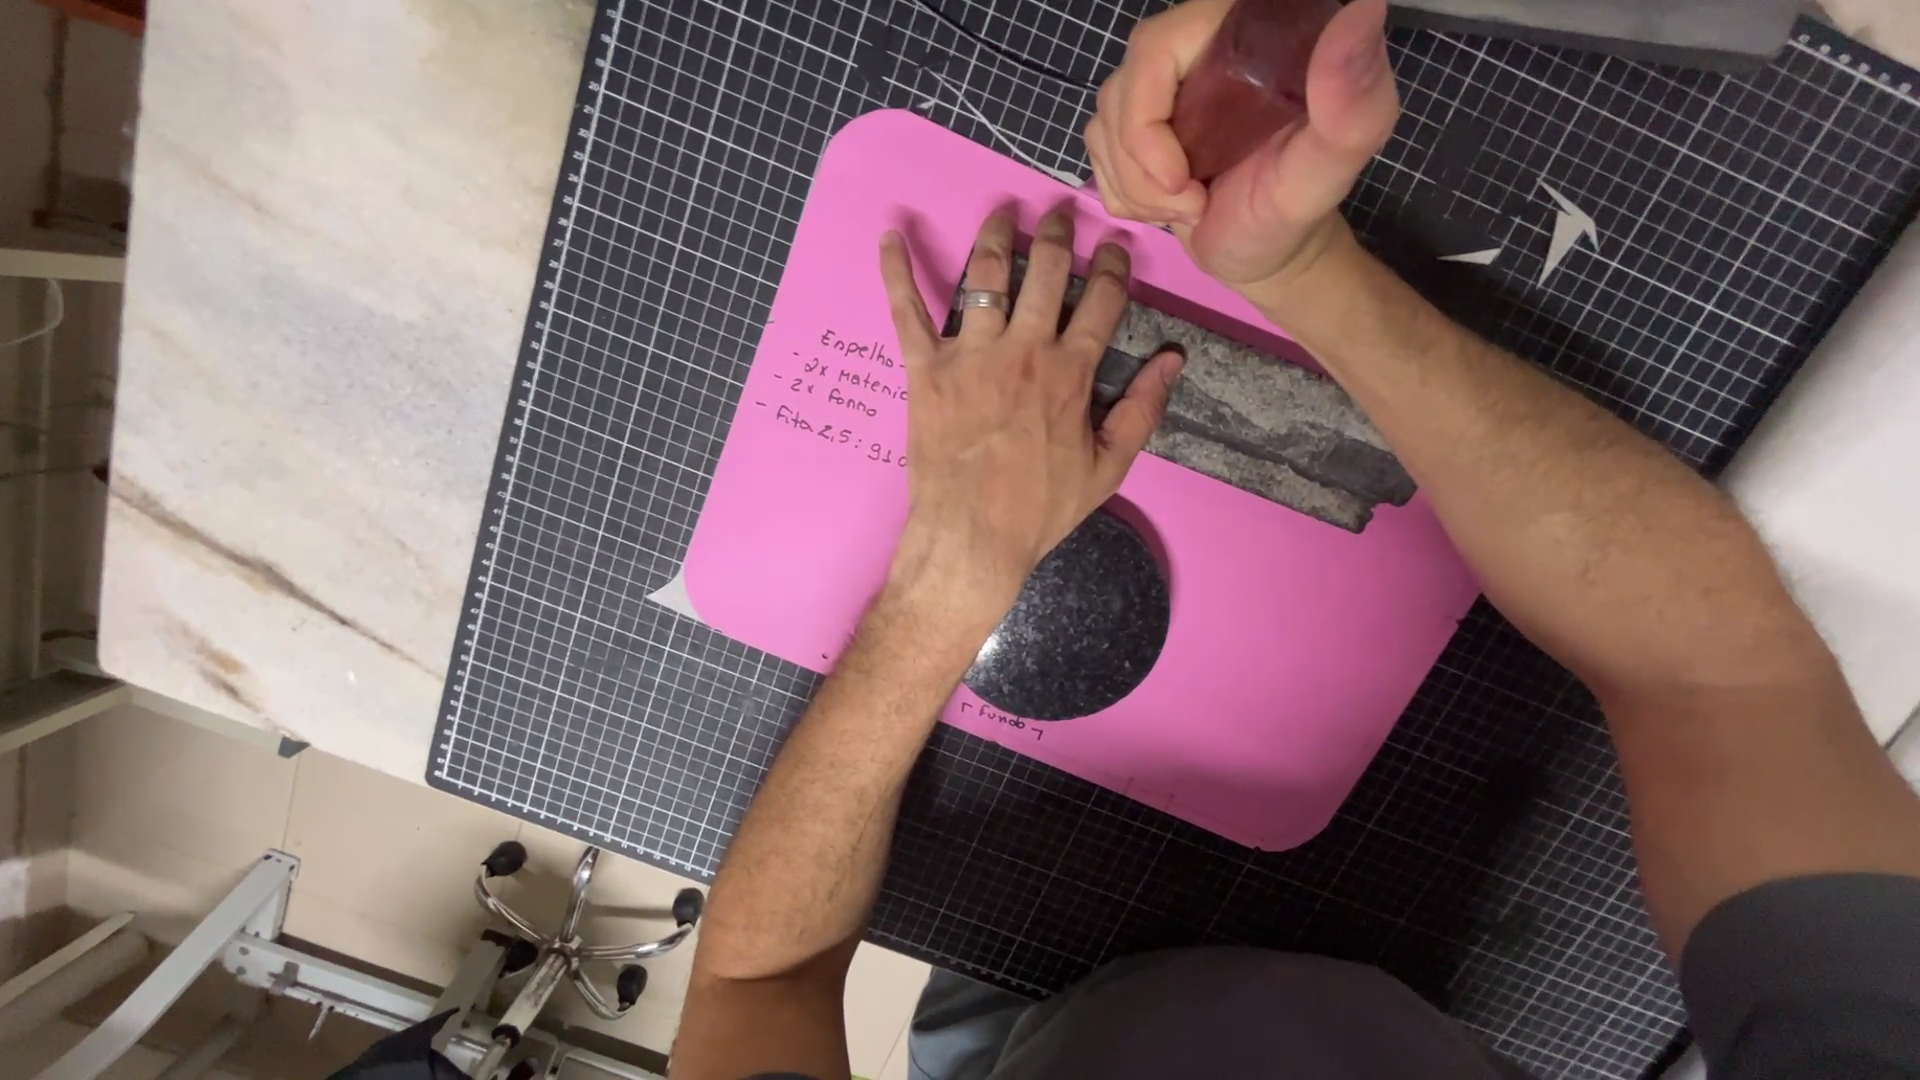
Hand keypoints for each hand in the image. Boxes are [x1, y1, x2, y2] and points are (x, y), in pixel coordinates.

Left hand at [877, 210, 1182, 618]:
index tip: (1115, 246)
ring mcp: (970, 355)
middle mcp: (1023, 350)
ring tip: (1004, 213)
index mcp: (1071, 372)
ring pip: (985, 277)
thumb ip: (1142, 409)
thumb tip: (1174, 359)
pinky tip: (890, 237)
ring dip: (996, 237)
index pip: (1102, 301)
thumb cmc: (1041, 508)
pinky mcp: (925, 370)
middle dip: (1059, 237)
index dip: (1114, 267)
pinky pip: (907, 312)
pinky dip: (896, 272)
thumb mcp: (1108, 467)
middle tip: (1061, 216)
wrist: (972, 536)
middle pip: (1047, 273)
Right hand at [1084, 0, 1399, 295]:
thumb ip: (1352, 102)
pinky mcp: (1135, 130)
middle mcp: (1194, 50)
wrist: (1267, 254)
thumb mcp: (1330, 167)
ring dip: (1136, 189)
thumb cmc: (1296, 215)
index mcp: (1242, 35)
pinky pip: (1097, 157)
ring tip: (1187, 208)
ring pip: (1104, 129)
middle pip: (1120, 93)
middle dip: (1143, 169)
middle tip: (1190, 204)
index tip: (1181, 181)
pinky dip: (1125, 197)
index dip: (1148, 121)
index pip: (1155, 49)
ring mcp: (1159, 92)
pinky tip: (1167, 207)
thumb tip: (1363, 11)